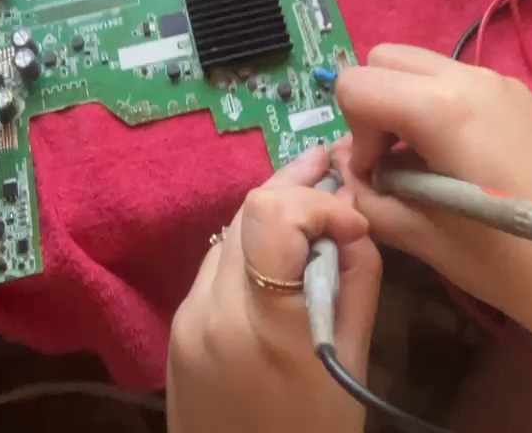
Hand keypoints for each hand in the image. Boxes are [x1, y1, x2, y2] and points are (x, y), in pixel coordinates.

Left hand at [167, 146, 380, 432]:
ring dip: (271, 213)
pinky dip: (250, 247)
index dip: (312, 199)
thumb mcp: (352, 363)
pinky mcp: (176, 321)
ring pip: (230, 229)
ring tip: (310, 202)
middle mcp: (213, 309)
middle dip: (293, 188)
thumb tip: (348, 214)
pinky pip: (217, 262)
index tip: (348, 219)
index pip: (269, 215)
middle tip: (330, 169)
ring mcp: (187, 314)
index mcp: (264, 325)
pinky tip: (276, 253)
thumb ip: (355, 280)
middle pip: (248, 211)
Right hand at [331, 44, 531, 387]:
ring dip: (402, 102)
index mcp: (443, 108)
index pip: (356, 85)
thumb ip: (370, 197)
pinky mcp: (518, 95)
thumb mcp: (426, 239)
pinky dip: (434, 104)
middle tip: (394, 164)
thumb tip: (347, 172)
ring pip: (418, 64)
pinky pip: (453, 79)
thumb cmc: (516, 270)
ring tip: (424, 163)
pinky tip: (457, 159)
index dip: (355, 134)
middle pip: (383, 59)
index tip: (379, 179)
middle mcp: (468, 77)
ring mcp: (498, 81)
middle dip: (373, 106)